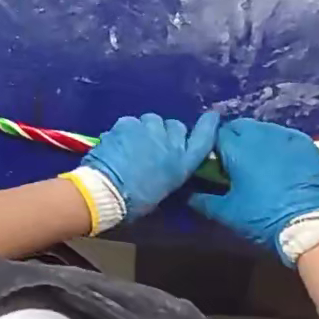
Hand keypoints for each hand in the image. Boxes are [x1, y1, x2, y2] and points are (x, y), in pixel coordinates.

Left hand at [80, 112, 219, 220]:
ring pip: (150, 120)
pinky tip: (114, 142)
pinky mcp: (128, 123)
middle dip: (165, 132)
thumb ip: (168, 171)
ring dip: (144, 129)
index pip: (204, 137)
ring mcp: (149, 130)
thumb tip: (162, 165)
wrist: (107, 191)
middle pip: (174, 125)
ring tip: (130, 143)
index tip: (211, 116)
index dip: (209, 124)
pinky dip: (123, 130)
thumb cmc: (134, 202)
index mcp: (183, 163)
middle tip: (151, 144)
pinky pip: (128, 122)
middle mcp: (171, 142)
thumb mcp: (162, 189)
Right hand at [187, 119, 318, 261]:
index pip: (215, 134)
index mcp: (236, 149)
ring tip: (254, 158)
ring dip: (254, 138)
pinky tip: (277, 157)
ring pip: (263, 128)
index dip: (211, 146)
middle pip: (239, 126)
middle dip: (232, 138)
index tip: (211, 160)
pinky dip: (277, 142)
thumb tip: (188, 196)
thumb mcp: (226, 213)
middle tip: (231, 160)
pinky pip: (285, 135)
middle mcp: (260, 136)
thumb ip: (203, 201)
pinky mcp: (306, 145)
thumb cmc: (261, 216)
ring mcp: (286, 138)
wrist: (309, 224)